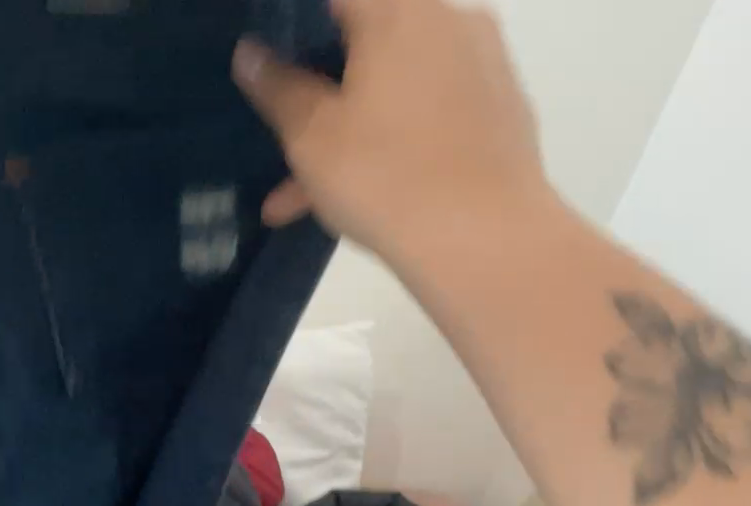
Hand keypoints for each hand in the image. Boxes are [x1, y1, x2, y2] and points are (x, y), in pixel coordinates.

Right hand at [232, 0, 550, 261]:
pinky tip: (358, 196)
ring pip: (394, 88)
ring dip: (346, 133)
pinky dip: (388, 143)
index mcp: (400, 13)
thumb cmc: (382, 174)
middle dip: (319, 95)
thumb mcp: (311, 136)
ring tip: (302, 197)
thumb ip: (278, 88)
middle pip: (368, 44)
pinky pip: (427, 113)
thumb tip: (251, 51)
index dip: (297, 29)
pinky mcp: (499, 108)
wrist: (480, 236)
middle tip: (283, 145)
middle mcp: (451, 20)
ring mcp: (483, 63)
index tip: (272, 69)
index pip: (336, 0)